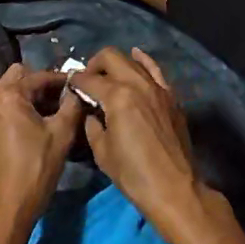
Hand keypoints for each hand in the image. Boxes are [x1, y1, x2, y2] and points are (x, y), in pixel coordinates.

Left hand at [0, 64, 84, 224]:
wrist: (8, 207)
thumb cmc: (36, 166)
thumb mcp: (62, 132)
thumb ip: (72, 103)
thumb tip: (77, 89)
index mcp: (8, 94)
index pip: (40, 76)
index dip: (63, 80)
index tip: (80, 85)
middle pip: (20, 77)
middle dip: (42, 84)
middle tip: (62, 97)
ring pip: (12, 92)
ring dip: (32, 96)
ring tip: (55, 110)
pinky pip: (5, 107)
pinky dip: (21, 109)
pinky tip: (39, 124)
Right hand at [68, 48, 202, 229]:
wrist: (173, 187)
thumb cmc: (133, 174)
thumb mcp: (102, 152)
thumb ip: (92, 125)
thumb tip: (90, 112)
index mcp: (117, 96)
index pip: (90, 80)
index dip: (76, 82)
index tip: (70, 86)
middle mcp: (137, 83)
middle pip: (111, 58)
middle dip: (95, 65)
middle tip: (88, 81)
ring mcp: (157, 87)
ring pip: (132, 61)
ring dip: (116, 64)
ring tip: (108, 76)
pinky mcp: (170, 95)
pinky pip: (155, 70)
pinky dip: (143, 60)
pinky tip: (136, 55)